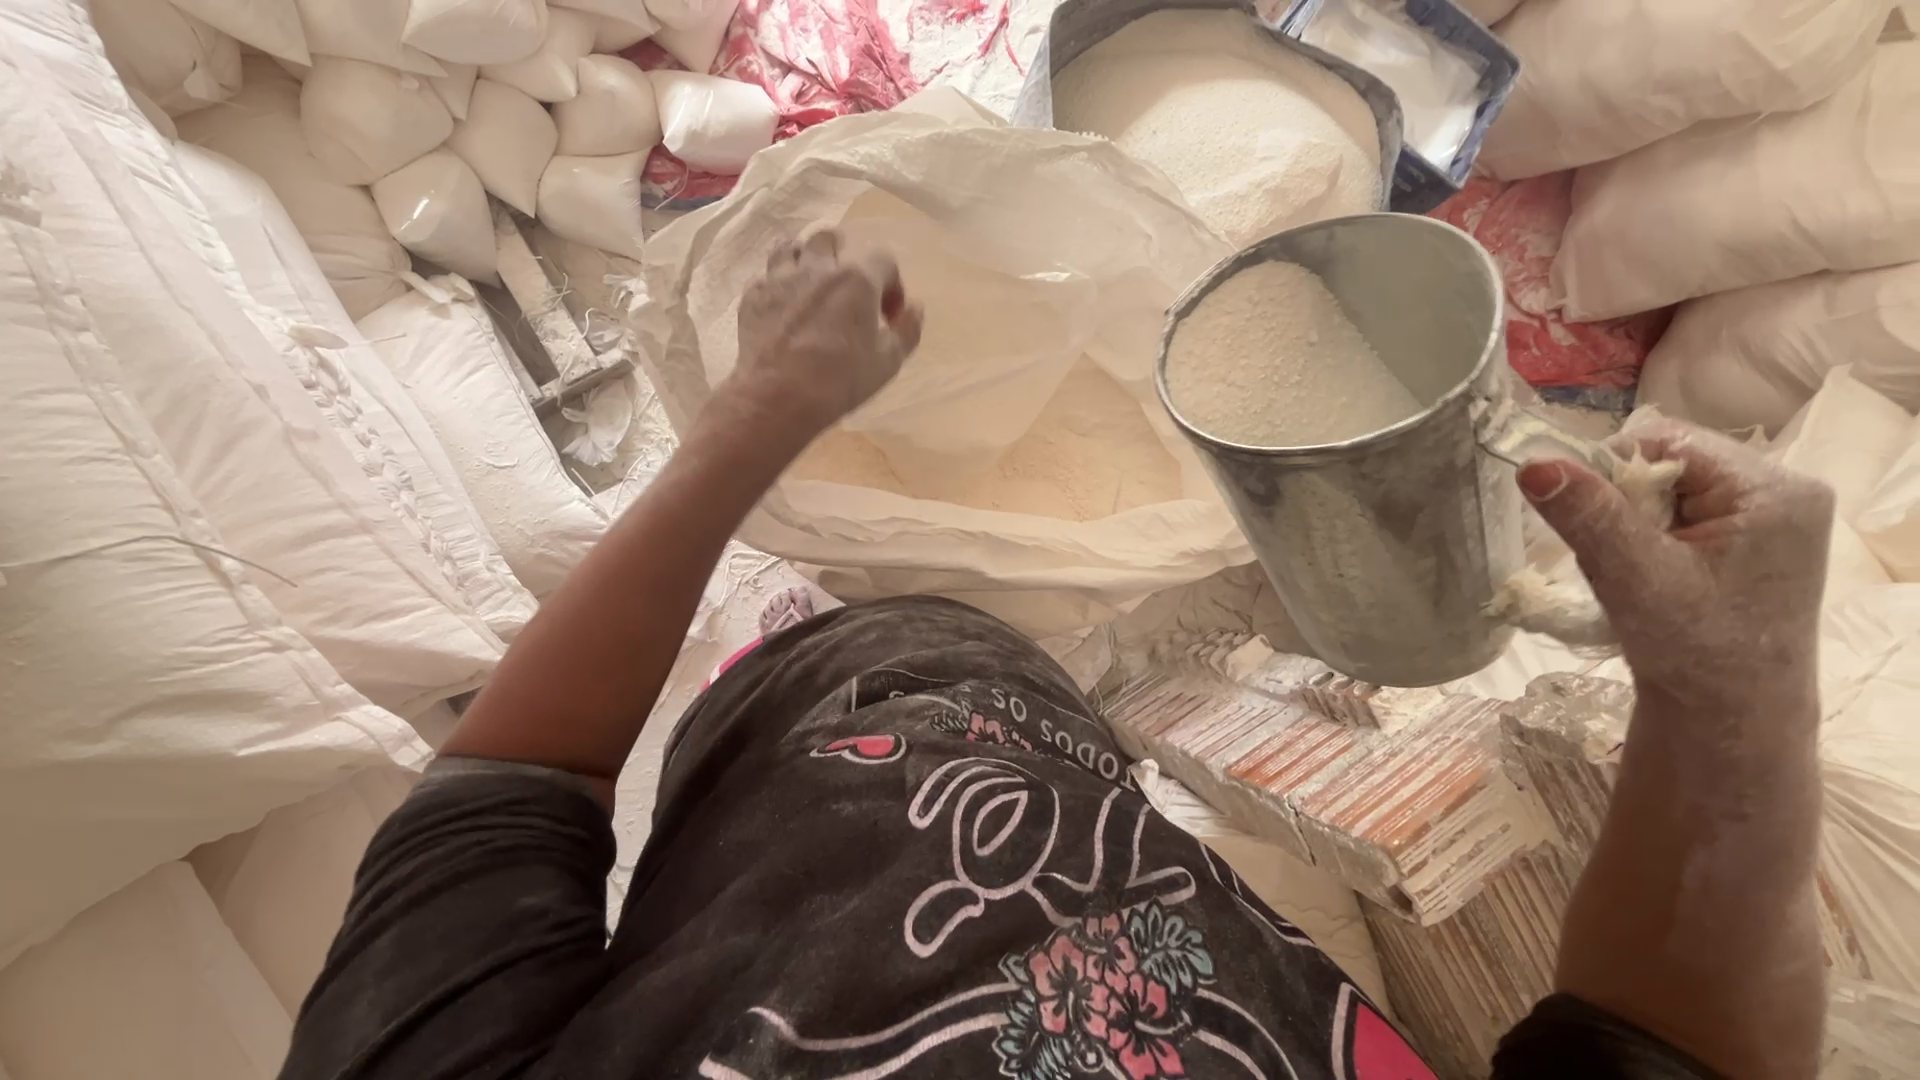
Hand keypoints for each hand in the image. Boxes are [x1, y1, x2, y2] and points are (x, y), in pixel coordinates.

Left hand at [720, 229, 923, 446]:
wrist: (778, 397)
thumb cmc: (840, 381)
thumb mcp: (888, 363)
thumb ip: (907, 330)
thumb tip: (915, 308)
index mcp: (857, 280)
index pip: (884, 260)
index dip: (892, 285)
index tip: (889, 316)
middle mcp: (818, 267)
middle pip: (831, 239)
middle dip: (844, 257)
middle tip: (847, 289)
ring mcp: (780, 278)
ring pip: (792, 247)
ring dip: (806, 260)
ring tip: (811, 286)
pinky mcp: (753, 295)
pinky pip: (767, 275)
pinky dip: (779, 285)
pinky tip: (784, 308)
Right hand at [1519, 418, 1833, 715]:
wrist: (1728, 715)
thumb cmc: (1693, 648)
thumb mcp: (1634, 576)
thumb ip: (1588, 515)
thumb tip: (1533, 463)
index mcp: (1771, 489)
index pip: (1661, 443)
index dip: (1607, 473)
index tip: (1588, 524)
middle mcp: (1779, 492)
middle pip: (1663, 464)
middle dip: (1616, 504)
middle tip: (1613, 557)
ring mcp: (1766, 519)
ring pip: (1662, 491)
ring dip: (1623, 524)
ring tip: (1628, 570)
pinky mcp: (1746, 542)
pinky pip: (1673, 514)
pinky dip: (1639, 538)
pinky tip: (1641, 573)